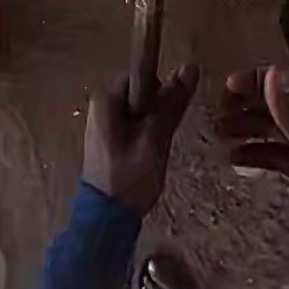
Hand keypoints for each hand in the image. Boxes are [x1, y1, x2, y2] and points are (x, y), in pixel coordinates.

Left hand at [81, 63, 200, 214]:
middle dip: (156, 110)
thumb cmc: (128, 178)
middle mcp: (99, 105)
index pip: (138, 75)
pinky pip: (130, 124)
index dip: (158, 90)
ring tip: (156, 150)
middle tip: (162, 137)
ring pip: (137, 110)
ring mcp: (100, 122)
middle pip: (138, 92)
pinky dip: (143, 135)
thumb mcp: (154, 141)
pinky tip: (148, 156)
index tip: (168, 114)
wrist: (104, 221)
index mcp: (104, 99)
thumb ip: (171, 105)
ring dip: (152, 125)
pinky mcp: (106, 138)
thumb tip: (189, 67)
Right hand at [213, 67, 288, 288]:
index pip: (284, 84)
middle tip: (215, 114)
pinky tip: (234, 159)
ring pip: (272, 129)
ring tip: (216, 134)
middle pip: (275, 105)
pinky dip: (254, 153)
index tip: (225, 89)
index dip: (254, 84)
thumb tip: (271, 71)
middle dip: (243, 107)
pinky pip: (275, 154)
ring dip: (244, 128)